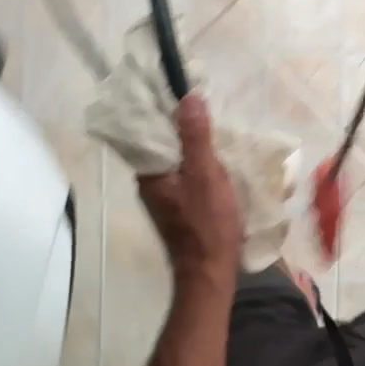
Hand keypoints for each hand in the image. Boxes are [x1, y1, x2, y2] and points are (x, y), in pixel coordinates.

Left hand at [139, 96, 241, 283]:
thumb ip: (196, 138)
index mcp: (148, 174)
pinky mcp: (177, 210)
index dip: (166, 111)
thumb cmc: (207, 224)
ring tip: (214, 131)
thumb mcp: (206, 175)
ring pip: (175, 162)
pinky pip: (184, 178)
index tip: (184, 92)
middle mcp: (148, 184)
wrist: (210, 273)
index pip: (149, 130)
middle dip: (182, 128)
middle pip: (162, 145)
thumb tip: (187, 98)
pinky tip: (215, 163)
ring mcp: (162, 199)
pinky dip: (196, 167)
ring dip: (191, 148)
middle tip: (205, 109)